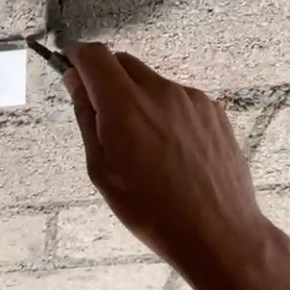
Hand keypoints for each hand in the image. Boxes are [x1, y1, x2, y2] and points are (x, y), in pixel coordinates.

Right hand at [63, 43, 286, 285]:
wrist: (218, 234)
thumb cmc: (152, 210)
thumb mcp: (101, 169)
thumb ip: (86, 116)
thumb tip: (75, 80)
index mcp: (125, 105)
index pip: (94, 55)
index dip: (77, 56)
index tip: (71, 67)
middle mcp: (159, 91)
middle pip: (122, 62)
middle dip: (107, 78)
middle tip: (105, 116)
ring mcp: (190, 98)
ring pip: (151, 81)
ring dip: (139, 97)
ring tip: (147, 145)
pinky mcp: (213, 109)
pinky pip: (178, 98)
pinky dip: (167, 111)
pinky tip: (173, 149)